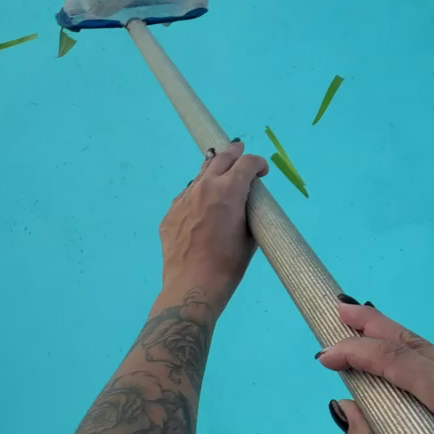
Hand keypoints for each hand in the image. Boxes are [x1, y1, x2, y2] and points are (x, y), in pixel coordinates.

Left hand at [158, 140, 265, 303]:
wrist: (193, 283)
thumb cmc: (229, 264)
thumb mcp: (251, 235)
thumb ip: (249, 212)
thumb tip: (245, 203)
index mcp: (229, 190)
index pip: (247, 163)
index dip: (258, 163)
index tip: (263, 171)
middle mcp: (205, 187)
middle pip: (221, 159)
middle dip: (234, 152)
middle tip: (240, 149)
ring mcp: (184, 198)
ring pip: (200, 174)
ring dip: (213, 169)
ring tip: (219, 168)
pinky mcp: (171, 213)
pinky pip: (187, 194)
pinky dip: (198, 192)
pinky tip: (201, 203)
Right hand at [316, 304, 433, 433]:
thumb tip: (346, 407)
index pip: (402, 363)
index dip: (360, 353)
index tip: (326, 356)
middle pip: (416, 345)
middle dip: (375, 326)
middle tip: (338, 311)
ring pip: (429, 351)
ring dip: (391, 338)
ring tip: (356, 324)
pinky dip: (411, 357)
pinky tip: (392, 355)